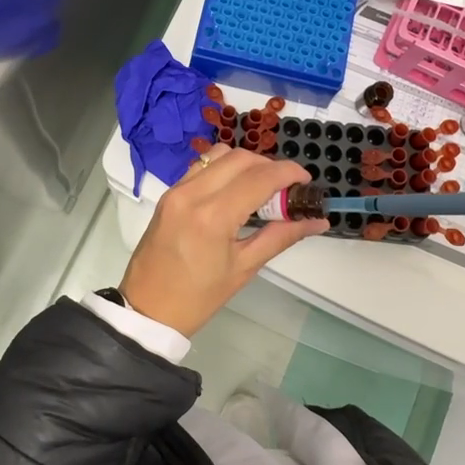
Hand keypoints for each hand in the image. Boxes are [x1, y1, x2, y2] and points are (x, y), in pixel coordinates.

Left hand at [120, 149, 329, 336]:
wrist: (147, 309)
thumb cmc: (199, 297)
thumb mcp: (244, 268)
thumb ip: (281, 236)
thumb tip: (317, 221)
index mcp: (214, 216)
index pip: (259, 178)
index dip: (288, 173)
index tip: (306, 180)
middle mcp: (193, 193)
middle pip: (241, 158)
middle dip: (269, 166)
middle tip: (286, 188)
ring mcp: (177, 190)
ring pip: (219, 155)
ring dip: (246, 163)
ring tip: (261, 187)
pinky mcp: (168, 194)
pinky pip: (201, 166)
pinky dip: (224, 168)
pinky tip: (235, 190)